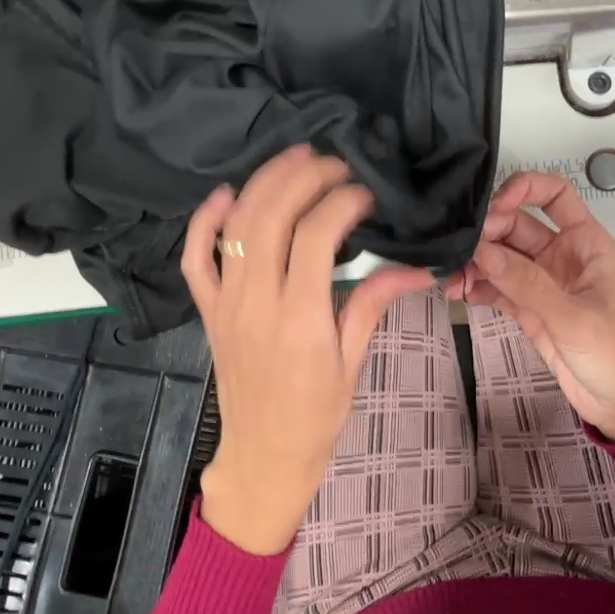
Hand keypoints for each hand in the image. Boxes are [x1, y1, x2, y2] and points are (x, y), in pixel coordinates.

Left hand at [182, 145, 433, 553]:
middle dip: (303, 178)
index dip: (342, 203)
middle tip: (335, 163)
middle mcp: (257, 304)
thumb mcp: (352, 363)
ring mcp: (225, 305)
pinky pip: (195, 259)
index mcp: (300, 320)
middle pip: (271, 218)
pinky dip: (205, 221)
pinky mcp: (208, 311)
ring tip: (296, 158)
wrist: (263, 455)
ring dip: (264, 183)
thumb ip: (373, 305)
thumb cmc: (316, 415)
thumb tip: (419, 269)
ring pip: (235, 228)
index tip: (366, 195)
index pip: (316, 237)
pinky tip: (227, 193)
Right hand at [446, 171, 614, 443]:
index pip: (555, 194)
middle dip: (488, 232)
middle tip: (459, 250)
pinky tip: (459, 294)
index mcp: (587, 242)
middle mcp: (563, 255)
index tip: (492, 206)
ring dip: (477, 263)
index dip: (523, 189)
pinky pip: (499, 289)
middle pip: (518, 225)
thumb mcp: (574, 317)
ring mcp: (545, 283)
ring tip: (452, 276)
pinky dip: (479, 288)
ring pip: (503, 258)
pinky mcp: (531, 311)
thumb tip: (481, 251)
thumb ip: (527, 284)